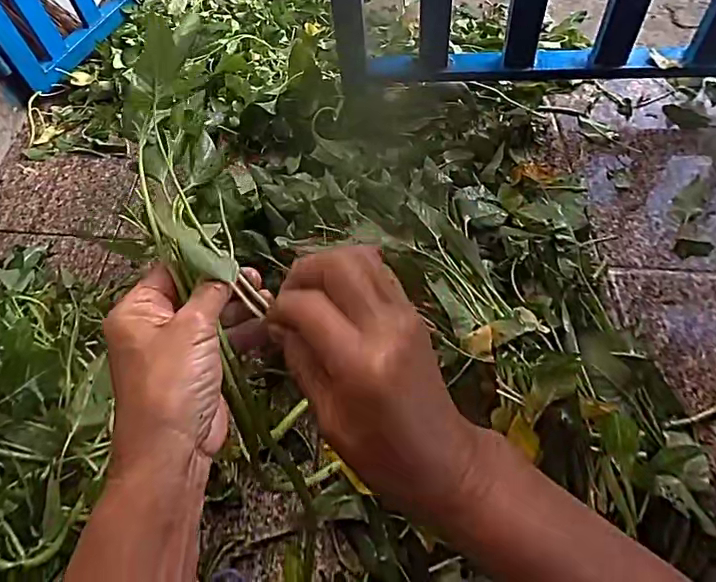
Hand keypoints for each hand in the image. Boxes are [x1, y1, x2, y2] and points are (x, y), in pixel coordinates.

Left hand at [102, 263, 269, 482]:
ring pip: (210, 316)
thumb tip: (223, 267)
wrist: (173, 453)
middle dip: (225, 284)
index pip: (169, 269)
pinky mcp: (197, 369)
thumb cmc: (172, 382)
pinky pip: (220, 341)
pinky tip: (266, 323)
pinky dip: (241, 332)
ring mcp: (176, 349)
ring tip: (267, 297)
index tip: (232, 254)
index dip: (200, 259)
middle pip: (192, 291)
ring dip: (238, 307)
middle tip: (256, 278)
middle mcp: (152, 325)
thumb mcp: (191, 326)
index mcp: (136, 310)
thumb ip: (210, 290)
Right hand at [266, 245, 489, 522]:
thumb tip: (279, 325)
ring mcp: (403, 312)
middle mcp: (384, 326)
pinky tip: (338, 294)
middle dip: (302, 272)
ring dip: (326, 264)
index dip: (279, 307)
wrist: (445, 459)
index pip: (308, 305)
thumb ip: (301, 363)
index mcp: (360, 362)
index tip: (270, 320)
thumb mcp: (328, 420)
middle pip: (336, 264)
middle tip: (289, 296)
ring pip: (358, 256)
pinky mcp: (413, 309)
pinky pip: (377, 269)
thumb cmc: (382, 454)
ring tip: (311, 291)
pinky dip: (350, 270)